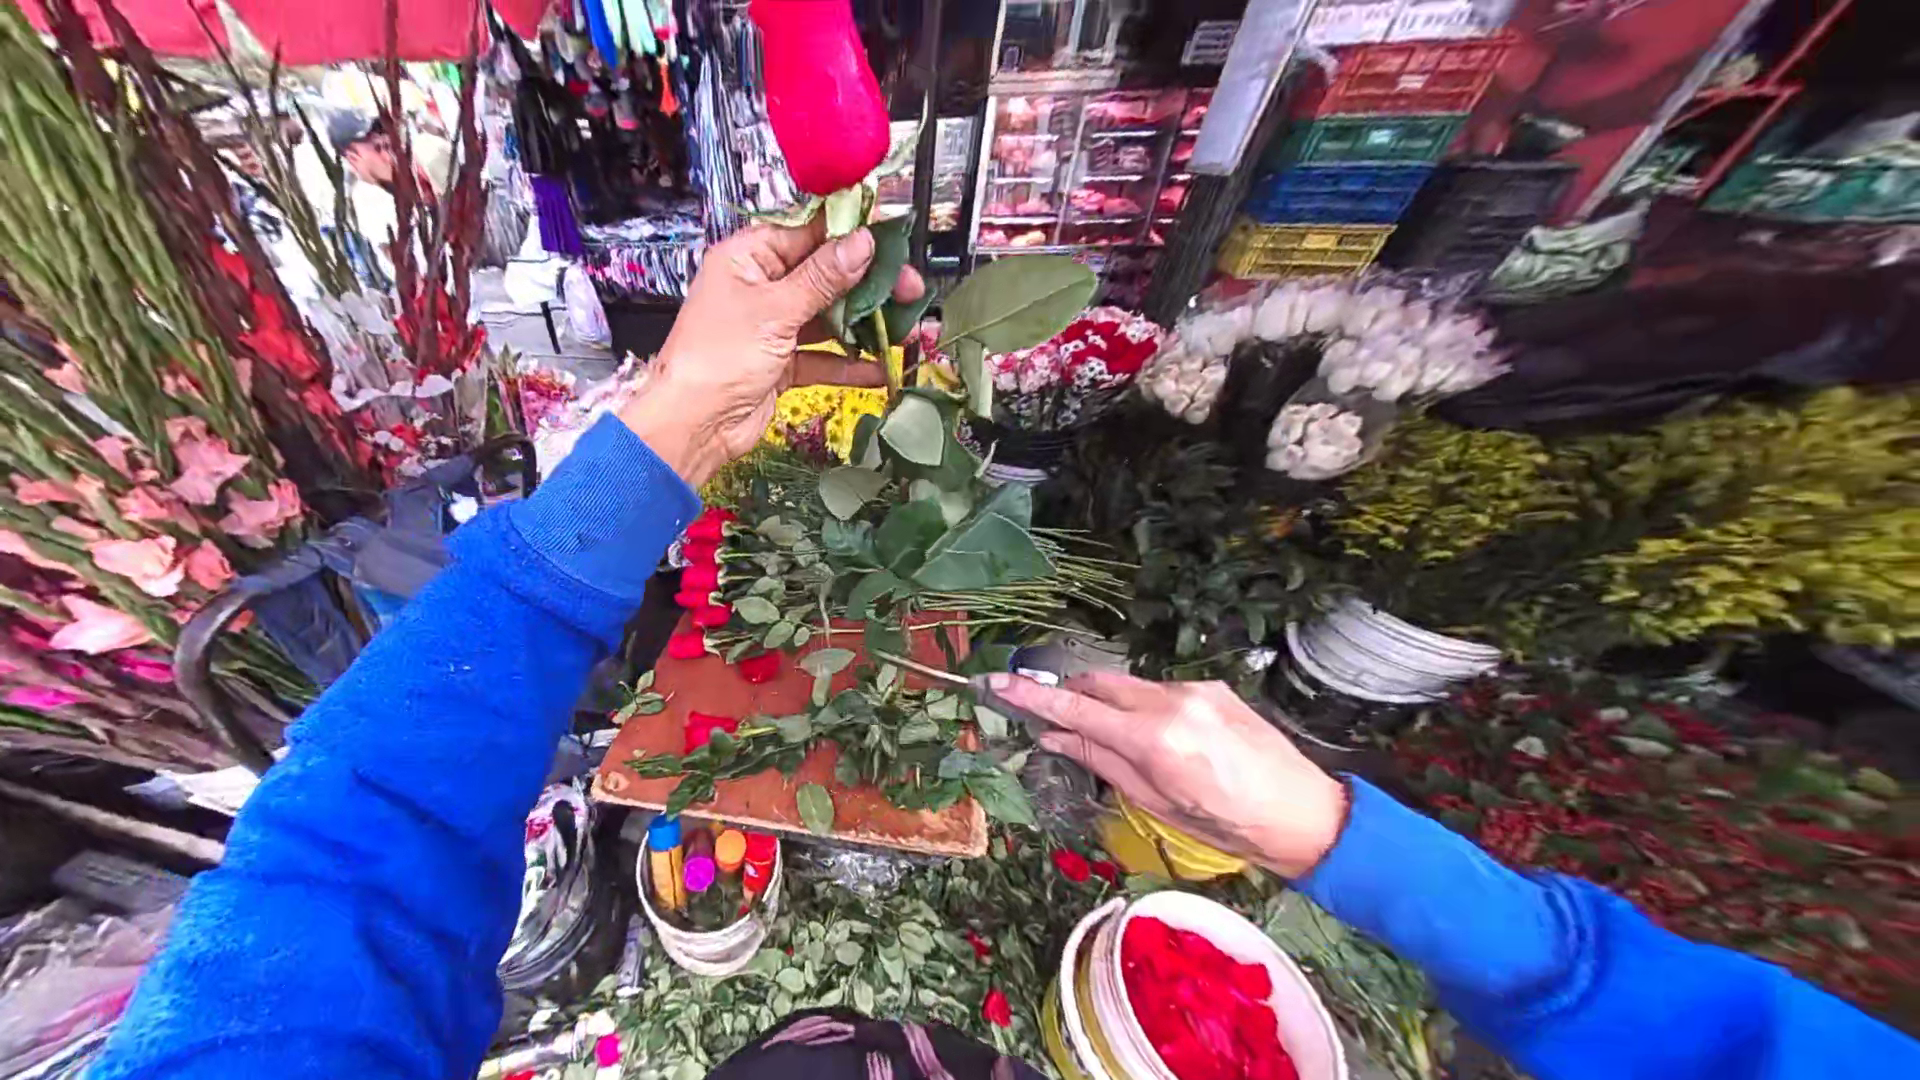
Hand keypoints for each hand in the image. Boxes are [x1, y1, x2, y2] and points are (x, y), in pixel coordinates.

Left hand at [618, 219, 924, 486]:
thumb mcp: (775, 310)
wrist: (695, 424)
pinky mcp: (784, 363)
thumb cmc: (719, 356)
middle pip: (826, 278)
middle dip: (869, 287)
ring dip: (865, 326)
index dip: (851, 238)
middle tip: (911, 290)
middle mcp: (763, 288)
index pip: (809, 235)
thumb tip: (862, 243)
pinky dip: (850, 364)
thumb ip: (822, 278)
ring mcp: (775, 327)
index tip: (892, 242)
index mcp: (749, 259)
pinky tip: (880, 368)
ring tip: (905, 330)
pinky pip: (824, 357)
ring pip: (829, 319)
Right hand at [990, 672, 1348, 877]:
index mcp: (1153, 739)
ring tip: (1128, 742)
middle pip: (1098, 682)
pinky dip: (1145, 707)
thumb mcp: (1153, 801)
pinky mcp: (1210, 685)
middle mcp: (1170, 701)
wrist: (1303, 812)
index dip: (1031, 696)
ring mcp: (1193, 688)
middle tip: (1060, 720)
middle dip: (1073, 694)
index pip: (1076, 708)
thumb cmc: (1225, 825)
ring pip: (1128, 685)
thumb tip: (1051, 736)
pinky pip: (1159, 689)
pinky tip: (1166, 737)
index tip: (996, 682)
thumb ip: (1098, 759)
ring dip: (1112, 705)